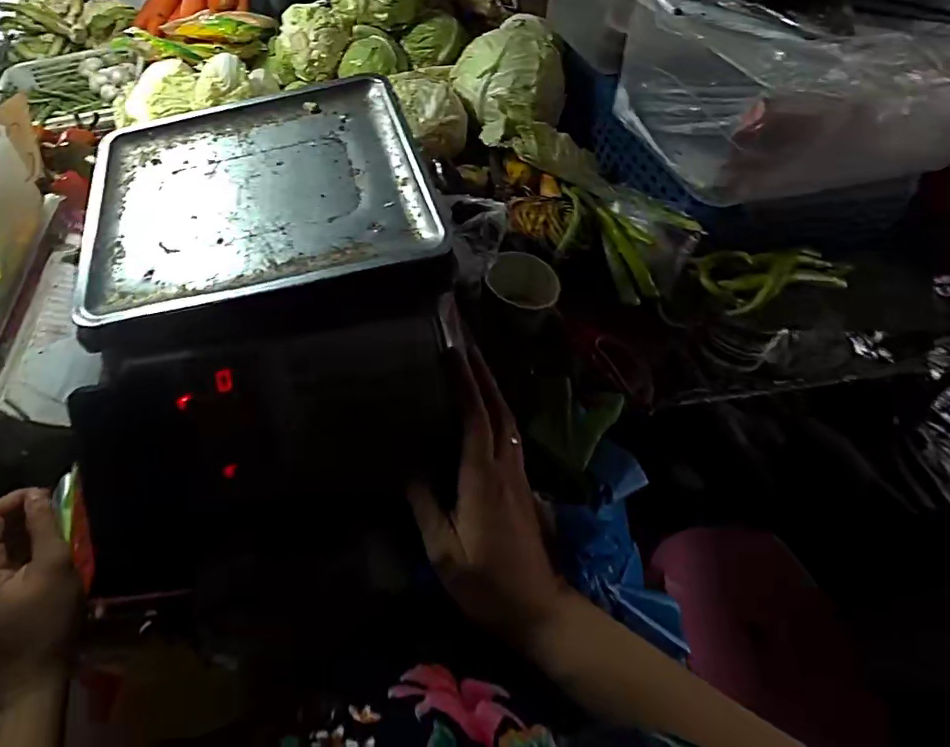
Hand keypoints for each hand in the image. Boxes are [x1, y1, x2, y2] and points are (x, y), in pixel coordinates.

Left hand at [0, 488, 81, 698]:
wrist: (34, 685)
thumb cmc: (46, 624)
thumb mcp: (53, 566)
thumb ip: (43, 525)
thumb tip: (35, 495)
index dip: (17, 498)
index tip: (46, 495)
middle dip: (22, 517)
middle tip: (54, 512)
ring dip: (23, 537)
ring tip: (52, 531)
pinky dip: (20, 557)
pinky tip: (42, 558)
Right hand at [408, 340, 568, 648]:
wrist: (542, 612)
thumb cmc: (487, 584)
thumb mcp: (445, 553)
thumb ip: (426, 507)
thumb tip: (407, 466)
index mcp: (483, 478)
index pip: (475, 417)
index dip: (464, 382)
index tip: (451, 350)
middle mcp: (504, 467)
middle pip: (496, 407)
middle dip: (479, 370)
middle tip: (462, 338)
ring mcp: (517, 474)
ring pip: (506, 417)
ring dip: (490, 384)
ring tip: (471, 359)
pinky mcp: (521, 484)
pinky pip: (507, 432)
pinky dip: (494, 406)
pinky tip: (484, 402)